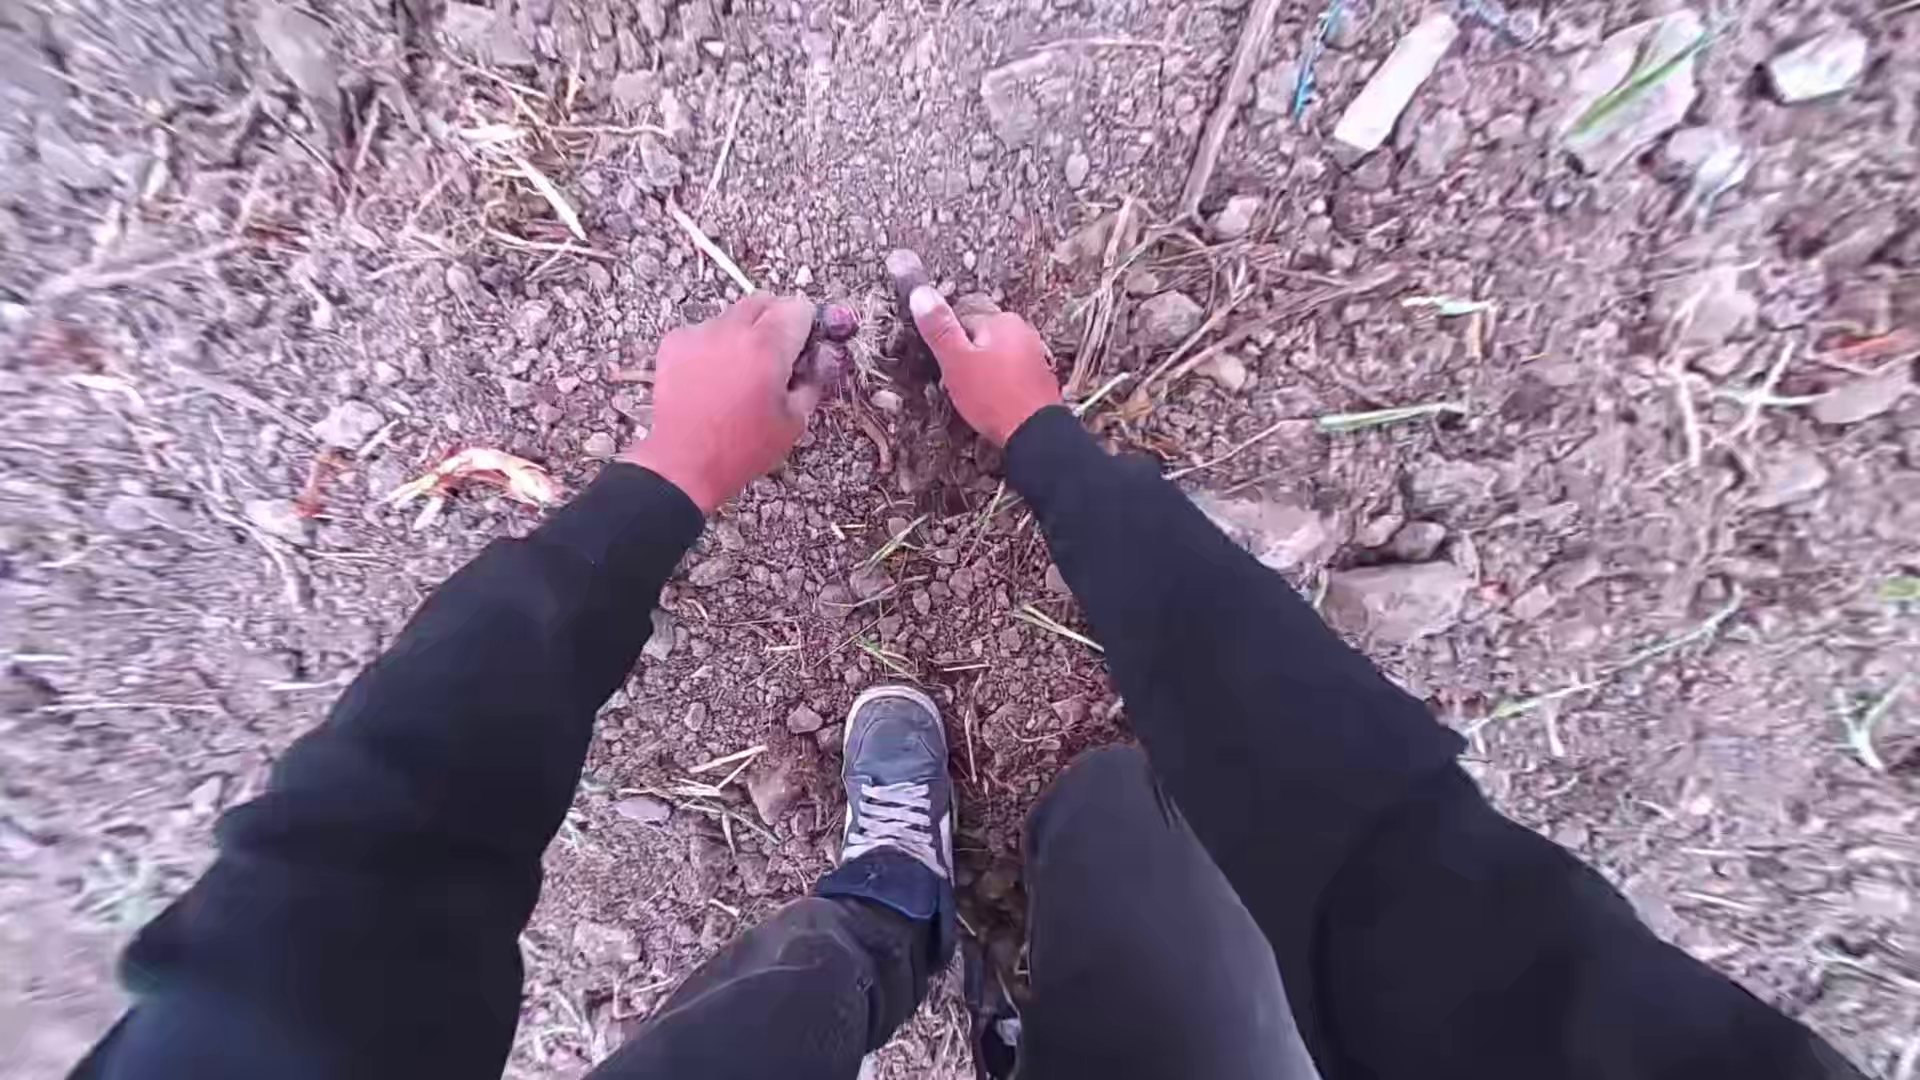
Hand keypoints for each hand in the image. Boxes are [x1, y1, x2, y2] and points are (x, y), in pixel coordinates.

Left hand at [622, 294, 820, 512]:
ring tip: (746, 373)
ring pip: (733, 316)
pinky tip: (717, 378)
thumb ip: (812, 382)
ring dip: (747, 333)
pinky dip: (717, 345)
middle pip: (764, 301)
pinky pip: (705, 331)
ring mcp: (699, 334)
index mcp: (767, 347)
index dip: (809, 326)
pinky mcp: (674, 344)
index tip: (810, 344)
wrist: (686, 463)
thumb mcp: (794, 421)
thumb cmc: (744, 447)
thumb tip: (820, 362)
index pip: (799, 308)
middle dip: (778, 321)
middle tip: (783, 354)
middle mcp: (732, 330)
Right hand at [910, 286, 1061, 445]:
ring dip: (985, 374)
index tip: (946, 366)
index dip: (949, 345)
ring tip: (977, 398)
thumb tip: (921, 293)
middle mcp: (1023, 333)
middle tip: (960, 384)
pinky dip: (1001, 387)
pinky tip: (994, 403)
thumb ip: (940, 328)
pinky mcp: (1040, 380)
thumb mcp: (956, 361)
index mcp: (1002, 321)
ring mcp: (1035, 356)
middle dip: (968, 358)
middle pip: (982, 338)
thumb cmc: (994, 399)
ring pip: (998, 358)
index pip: (963, 319)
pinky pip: (1011, 376)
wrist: (1035, 434)